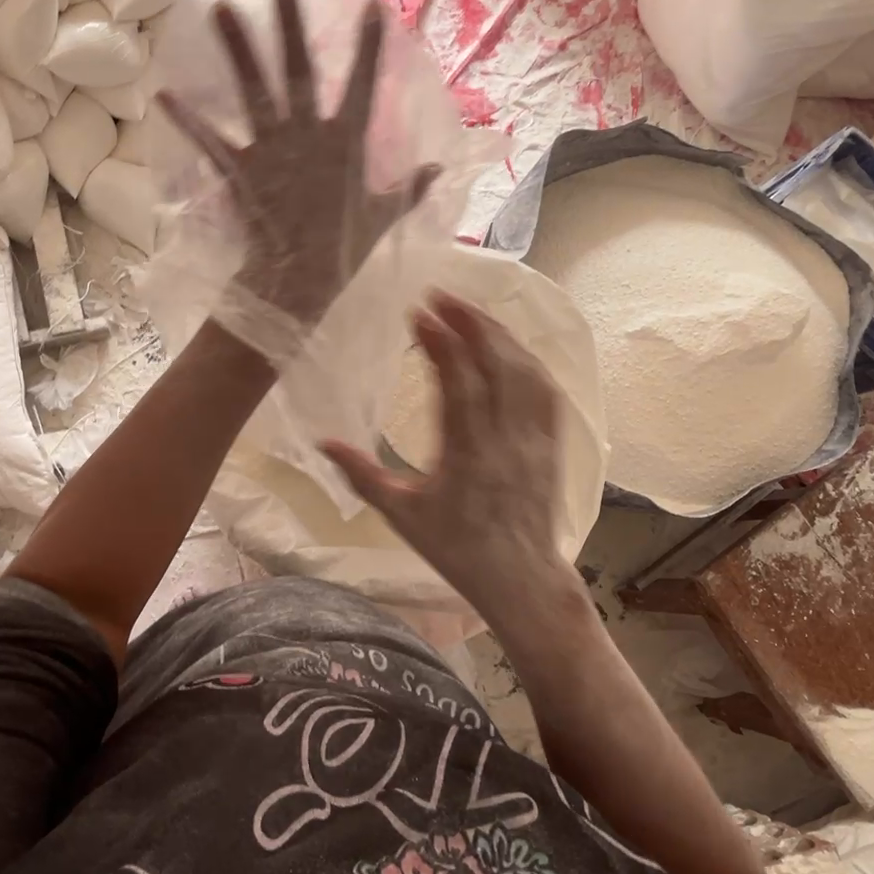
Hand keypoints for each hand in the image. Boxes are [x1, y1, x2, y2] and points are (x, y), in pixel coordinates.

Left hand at [156, 0, 440, 326]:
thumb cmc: (343, 252)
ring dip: (237, 48)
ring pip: (253, 89)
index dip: (369, 45)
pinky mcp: (240, 169)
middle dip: (288, 22)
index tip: (371, 5)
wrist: (299, 282)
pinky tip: (164, 95)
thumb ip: (409, 190)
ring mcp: (270, 149)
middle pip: (298, 69)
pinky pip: (210, 141)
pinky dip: (188, 121)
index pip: (364, 84)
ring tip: (221, 7)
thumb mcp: (383, 218)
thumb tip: (437, 170)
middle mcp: (307, 134)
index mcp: (346, 143)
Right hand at [322, 293, 577, 620]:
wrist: (520, 577)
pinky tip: (510, 346)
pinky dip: (527, 360)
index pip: (458, 381)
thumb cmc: (455, 548)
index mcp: (467, 452)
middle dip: (469, 322)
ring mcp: (534, 438)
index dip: (440, 341)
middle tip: (441, 296)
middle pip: (495, 363)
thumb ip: (361, 475)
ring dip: (498, 334)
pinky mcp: (551, 443)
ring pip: (524, 370)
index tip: (418, 313)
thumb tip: (322, 442)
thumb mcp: (400, 516)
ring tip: (471, 312)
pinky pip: (545, 390)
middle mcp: (506, 436)